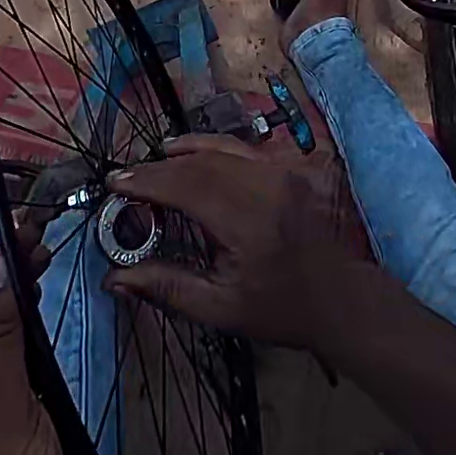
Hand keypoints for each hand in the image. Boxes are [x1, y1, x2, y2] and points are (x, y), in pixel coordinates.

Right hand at [103, 134, 384, 352]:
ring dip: (176, 156)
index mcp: (248, 222)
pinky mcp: (283, 166)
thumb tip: (114, 278)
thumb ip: (166, 288)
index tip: (114, 184)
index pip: (186, 188)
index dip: (146, 182)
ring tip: (148, 166)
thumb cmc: (279, 309)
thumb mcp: (221, 310)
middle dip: (155, 170)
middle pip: (196, 165)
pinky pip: (235, 145)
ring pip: (214, 150)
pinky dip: (204, 145)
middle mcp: (264, 186)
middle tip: (124, 181)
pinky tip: (183, 149)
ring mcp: (277, 171)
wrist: (341, 298)